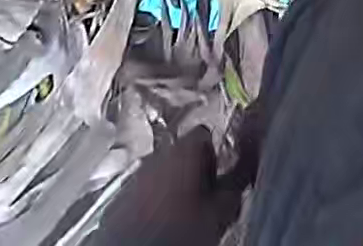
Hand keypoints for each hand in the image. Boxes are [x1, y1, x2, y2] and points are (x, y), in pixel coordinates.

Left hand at [83, 127, 242, 245]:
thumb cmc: (181, 230)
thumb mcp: (218, 213)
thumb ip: (233, 188)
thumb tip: (242, 178)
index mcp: (185, 149)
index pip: (205, 133)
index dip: (214, 153)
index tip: (218, 176)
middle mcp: (159, 153)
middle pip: (182, 149)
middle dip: (193, 169)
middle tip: (203, 197)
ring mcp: (136, 174)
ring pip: (163, 168)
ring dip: (173, 183)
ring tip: (182, 210)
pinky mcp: (120, 197)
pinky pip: (145, 187)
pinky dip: (154, 197)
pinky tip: (160, 219)